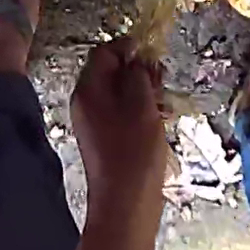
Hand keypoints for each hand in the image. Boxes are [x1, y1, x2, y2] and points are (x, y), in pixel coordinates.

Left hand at [70, 37, 167, 221]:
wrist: (125, 202)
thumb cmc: (134, 150)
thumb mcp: (141, 104)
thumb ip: (138, 75)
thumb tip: (137, 58)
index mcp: (89, 90)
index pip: (104, 52)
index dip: (128, 47)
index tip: (153, 53)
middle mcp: (86, 103)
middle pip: (110, 72)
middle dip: (138, 71)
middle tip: (161, 81)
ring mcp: (94, 122)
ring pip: (118, 92)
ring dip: (142, 91)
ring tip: (163, 102)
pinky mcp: (105, 138)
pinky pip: (120, 112)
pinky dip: (139, 109)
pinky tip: (159, 119)